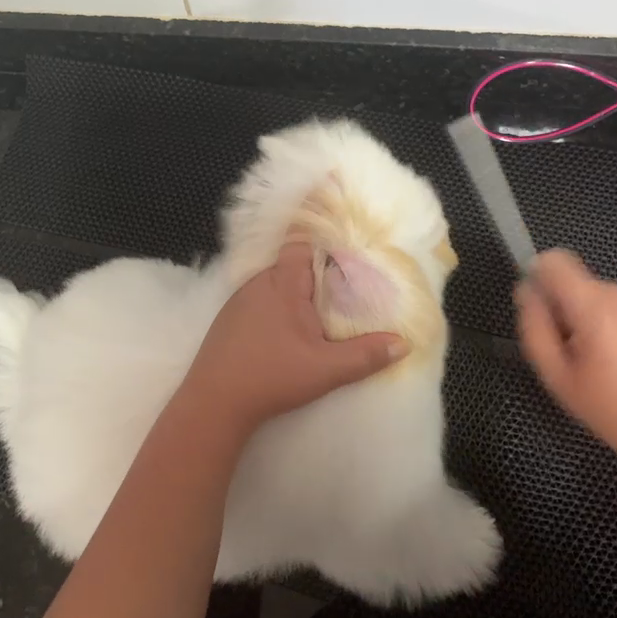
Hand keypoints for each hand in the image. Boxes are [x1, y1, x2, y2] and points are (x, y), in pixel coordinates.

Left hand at [177, 241, 407, 435]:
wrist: (213, 402)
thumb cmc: (270, 377)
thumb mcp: (325, 369)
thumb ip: (364, 355)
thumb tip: (403, 343)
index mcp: (284, 282)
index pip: (302, 237)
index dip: (321, 224)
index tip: (342, 215)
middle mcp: (260, 281)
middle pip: (294, 257)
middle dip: (320, 257)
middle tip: (350, 260)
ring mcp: (242, 298)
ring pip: (279, 277)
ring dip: (302, 279)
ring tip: (332, 286)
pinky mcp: (233, 316)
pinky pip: (265, 293)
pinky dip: (285, 296)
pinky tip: (297, 316)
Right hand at [516, 249, 616, 476]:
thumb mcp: (559, 381)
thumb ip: (534, 328)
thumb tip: (527, 292)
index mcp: (597, 311)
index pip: (556, 263)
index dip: (544, 279)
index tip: (548, 309)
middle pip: (586, 286)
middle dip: (580, 312)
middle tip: (589, 355)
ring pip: (615, 298)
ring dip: (610, 319)